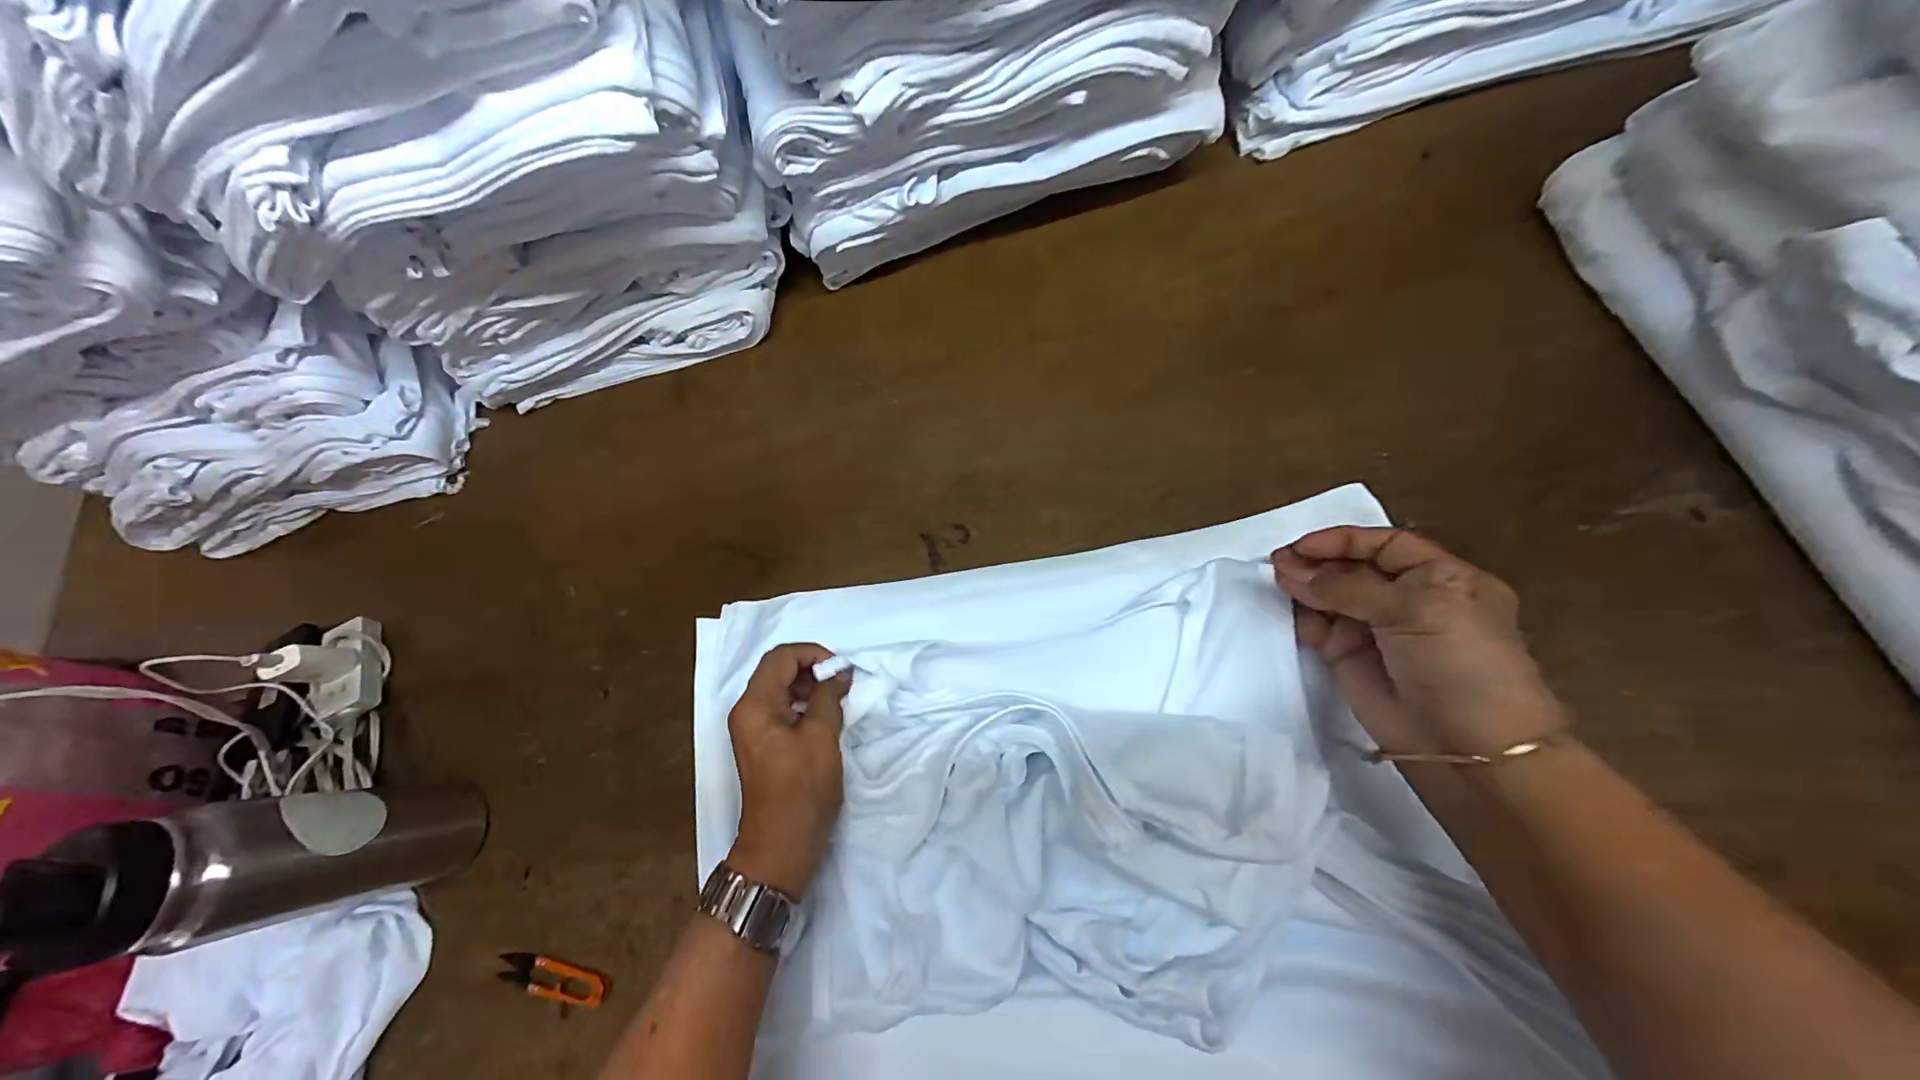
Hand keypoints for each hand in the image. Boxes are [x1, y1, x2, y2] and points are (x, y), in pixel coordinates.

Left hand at [727, 643, 850, 896]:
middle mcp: (746, 711)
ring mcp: (751, 729)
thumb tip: (840, 673)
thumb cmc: (802, 789)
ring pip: (780, 688)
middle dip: (812, 668)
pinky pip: (781, 709)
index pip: (781, 657)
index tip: (841, 669)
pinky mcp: (762, 744)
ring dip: (809, 686)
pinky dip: (803, 704)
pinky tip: (825, 717)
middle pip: (777, 669)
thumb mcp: (822, 736)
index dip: (813, 654)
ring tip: (836, 700)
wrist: (781, 845)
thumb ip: (829, 697)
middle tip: (841, 684)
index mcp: (755, 705)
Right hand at [1270, 527, 1568, 757]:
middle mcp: (1408, 600)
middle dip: (1318, 563)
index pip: (1387, 545)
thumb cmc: (1459, 663)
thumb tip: (1290, 570)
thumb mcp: (1414, 609)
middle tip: (1278, 563)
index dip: (1345, 541)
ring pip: (1331, 597)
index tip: (1303, 546)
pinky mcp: (1350, 659)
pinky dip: (1299, 616)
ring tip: (1273, 580)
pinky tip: (1283, 606)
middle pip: (1353, 569)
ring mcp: (1377, 631)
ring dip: (1303, 586)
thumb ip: (1348, 587)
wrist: (1469, 749)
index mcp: (1442, 578)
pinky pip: (1318, 628)